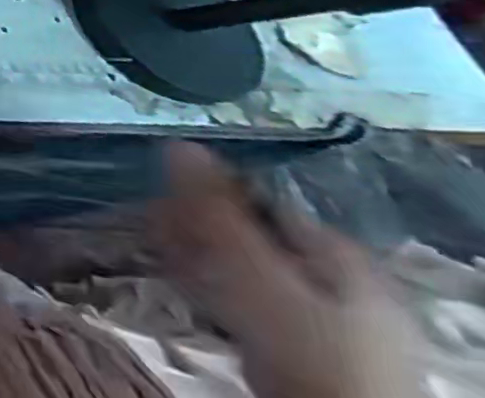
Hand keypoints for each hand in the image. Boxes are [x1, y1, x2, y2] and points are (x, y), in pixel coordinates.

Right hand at [152, 142, 419, 397]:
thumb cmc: (301, 340)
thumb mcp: (254, 270)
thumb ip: (216, 210)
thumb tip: (177, 143)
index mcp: (336, 252)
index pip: (260, 200)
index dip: (207, 190)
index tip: (157, 188)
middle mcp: (332, 276)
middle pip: (248, 232)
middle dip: (194, 222)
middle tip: (148, 219)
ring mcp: (315, 312)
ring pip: (241, 264)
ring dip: (194, 251)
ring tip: (154, 245)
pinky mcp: (292, 340)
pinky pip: (240, 294)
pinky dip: (207, 281)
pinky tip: (179, 280)